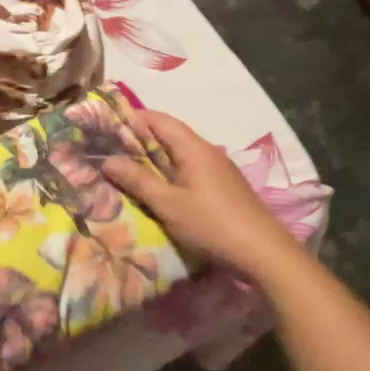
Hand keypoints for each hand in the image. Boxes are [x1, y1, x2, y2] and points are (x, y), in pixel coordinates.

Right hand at [102, 110, 306, 281]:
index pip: (159, 120)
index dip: (132, 118)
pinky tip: (156, 187)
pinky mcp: (222, 187)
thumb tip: (108, 160)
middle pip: (168, 135)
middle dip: (138, 139)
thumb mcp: (168, 204)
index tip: (105, 125)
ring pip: (178, 154)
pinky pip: (188, 169)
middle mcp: (207, 151)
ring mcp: (217, 169)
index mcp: (194, 148)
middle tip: (107, 148)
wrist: (264, 253)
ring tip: (125, 167)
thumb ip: (138, 180)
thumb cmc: (212, 224)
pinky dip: (167, 171)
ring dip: (153, 157)